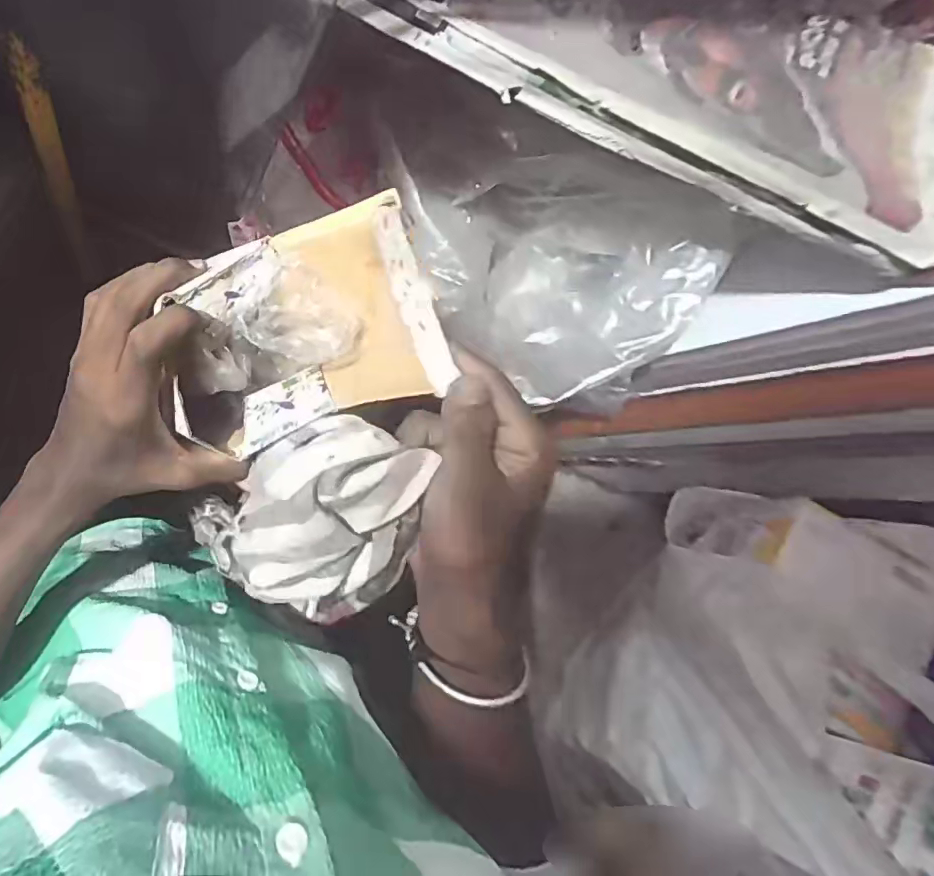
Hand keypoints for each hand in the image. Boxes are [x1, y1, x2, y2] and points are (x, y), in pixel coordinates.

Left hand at [31, 259, 246, 513]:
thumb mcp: (171, 474)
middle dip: (160, 277)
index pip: (145, 339)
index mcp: (125, 394)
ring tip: (176, 272)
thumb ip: (212, 469)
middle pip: (123, 302)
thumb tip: (251, 465)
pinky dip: (122, 284)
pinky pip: (96, 301)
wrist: (69, 470)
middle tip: (197, 270)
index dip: (177, 319)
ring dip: (141, 275)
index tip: (206, 319)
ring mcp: (84, 351)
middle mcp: (100, 364)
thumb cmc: (122, 470)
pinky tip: (145, 285)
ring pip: (107, 295)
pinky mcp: (79, 347)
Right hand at [398, 348, 555, 672]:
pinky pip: (434, 444)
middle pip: (463, 401)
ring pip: (440, 422)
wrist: (457, 599)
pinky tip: (408, 472)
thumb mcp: (462, 480)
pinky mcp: (460, 475)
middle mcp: (509, 445)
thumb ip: (465, 427)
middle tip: (410, 422)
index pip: (491, 384)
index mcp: (525, 442)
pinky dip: (416, 452)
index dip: (457, 360)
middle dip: (432, 415)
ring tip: (412, 470)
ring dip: (420, 439)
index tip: (418, 335)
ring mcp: (483, 461)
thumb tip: (466, 376)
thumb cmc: (466, 541)